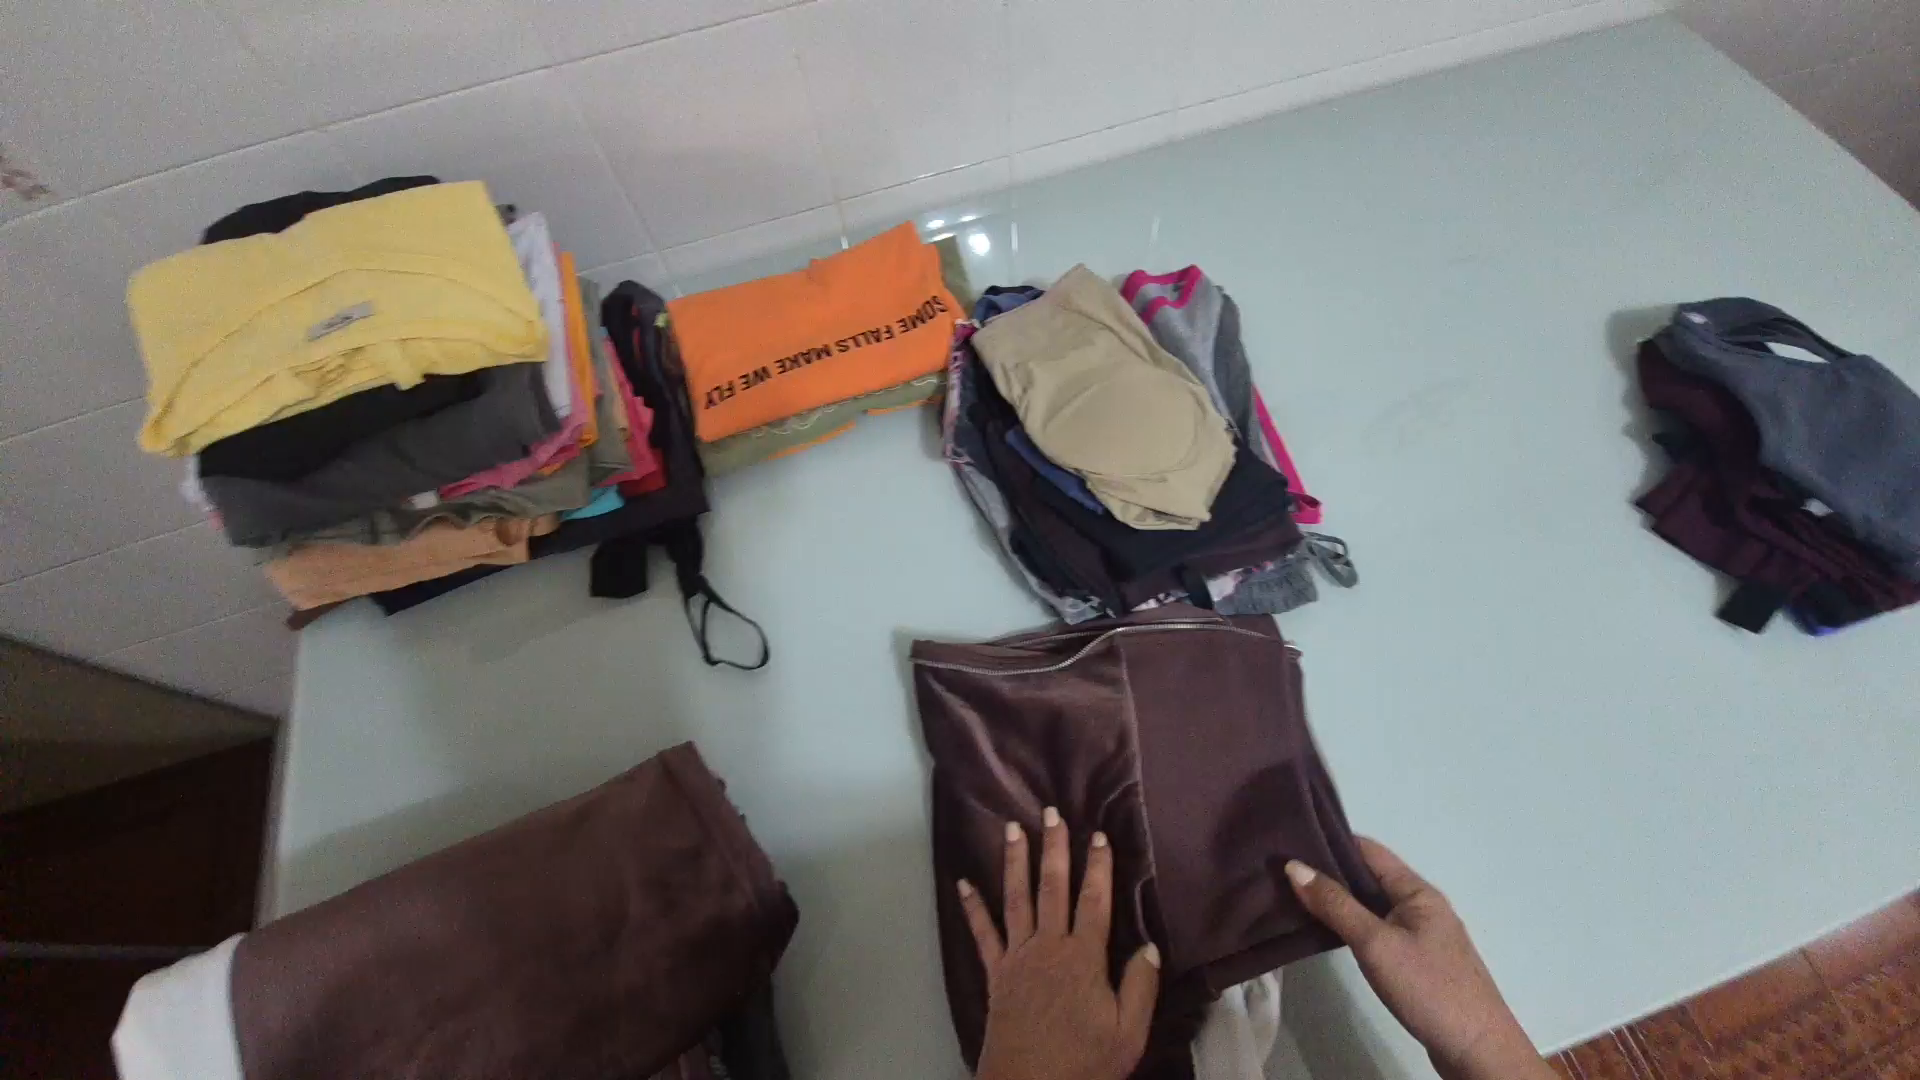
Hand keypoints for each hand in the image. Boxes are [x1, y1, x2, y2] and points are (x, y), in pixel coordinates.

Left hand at [956, 807, 1161, 1079]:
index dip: (1098, 866)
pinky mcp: (996, 972)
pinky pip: (982, 934)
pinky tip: (963, 883)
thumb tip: (1148, 945)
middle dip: (1054, 847)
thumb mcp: (1128, 1034)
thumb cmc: (1083, 1063)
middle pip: (1053, 887)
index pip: (1094, 901)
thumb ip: (1140, 987)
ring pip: (1016, 898)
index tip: (1099, 835)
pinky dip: (972, 907)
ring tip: (1013, 827)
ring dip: (1015, 861)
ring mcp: (1018, 956)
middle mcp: (1048, 945)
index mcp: (1083, 957)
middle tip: (1052, 812)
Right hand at [1284, 838, 1554, 1079]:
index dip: (1330, 840)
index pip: (1367, 849)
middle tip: (1284, 868)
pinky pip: (1378, 928)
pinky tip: (1327, 930)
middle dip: (1329, 870)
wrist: (1480, 1056)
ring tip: (1294, 894)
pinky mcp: (1419, 962)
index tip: (1291, 838)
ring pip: (1372, 904)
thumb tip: (1293, 865)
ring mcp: (1422, 936)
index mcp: (1417, 891)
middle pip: (1369, 875)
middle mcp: (1421, 906)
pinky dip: (1352, 923)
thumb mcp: (1375, 943)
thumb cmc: (1429, 989)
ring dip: (1339, 898)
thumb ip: (1335, 904)